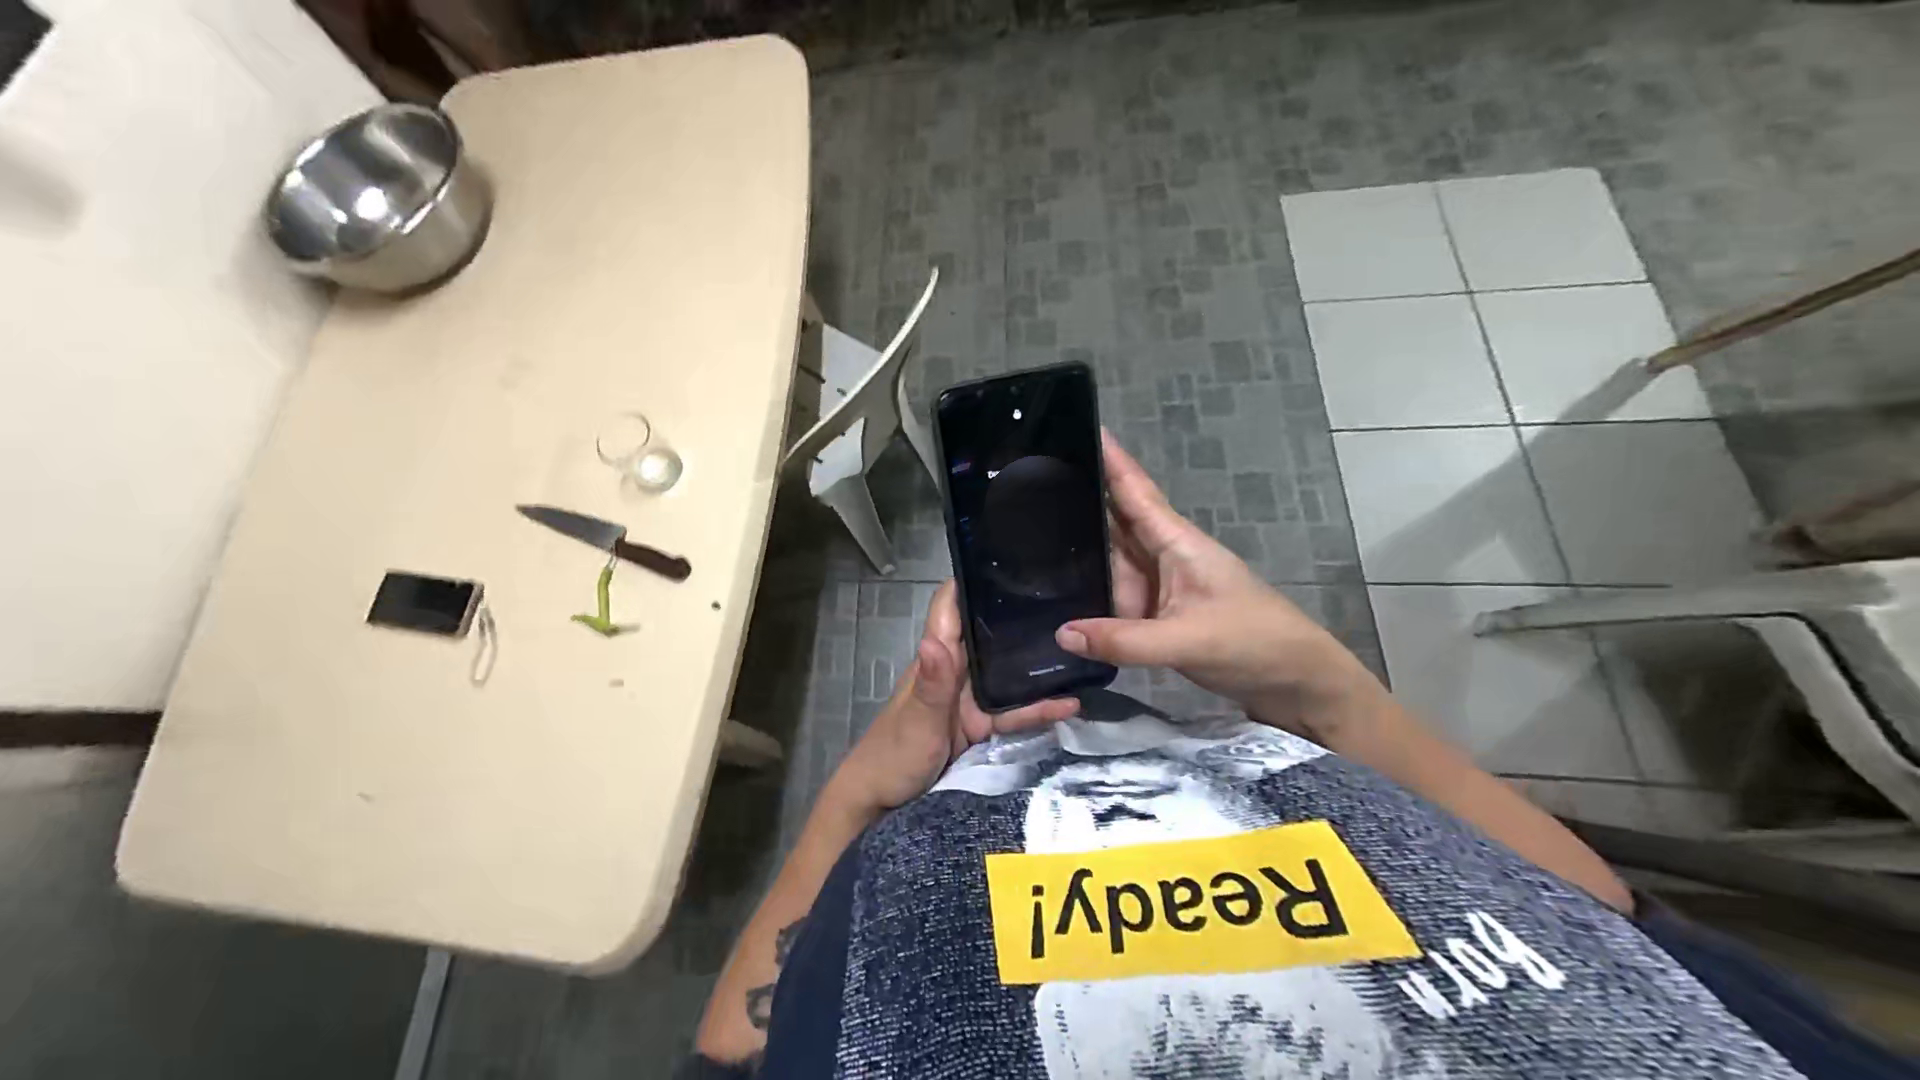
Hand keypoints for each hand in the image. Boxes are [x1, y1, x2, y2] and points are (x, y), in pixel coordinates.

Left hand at [826, 581, 1078, 813]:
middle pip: (990, 636)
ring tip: (1081, 648)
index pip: (951, 609)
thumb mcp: (917, 723)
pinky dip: (1039, 708)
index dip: (973, 582)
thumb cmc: (892, 758)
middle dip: (1020, 618)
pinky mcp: (984, 726)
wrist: (883, 807)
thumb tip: (935, 638)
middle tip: (1069, 599)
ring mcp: (972, 699)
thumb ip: (932, 685)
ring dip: (1037, 664)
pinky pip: (1015, 712)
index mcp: (936, 659)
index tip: (1010, 561)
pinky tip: (1070, 703)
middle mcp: (957, 671)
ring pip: (1009, 673)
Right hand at [1054, 431, 1386, 738]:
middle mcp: (1162, 557)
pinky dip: (1087, 591)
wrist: (1296, 682)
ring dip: (1076, 549)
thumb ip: (1123, 641)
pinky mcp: (1156, 616)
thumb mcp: (1187, 640)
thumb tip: (1060, 634)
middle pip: (1114, 520)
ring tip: (1028, 533)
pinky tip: (1056, 593)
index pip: (1135, 492)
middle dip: (1078, 498)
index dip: (1111, 459)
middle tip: (1029, 481)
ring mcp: (1158, 587)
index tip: (1081, 427)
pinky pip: (1113, 595)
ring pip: (1110, 559)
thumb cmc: (1252, 642)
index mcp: (1177, 543)